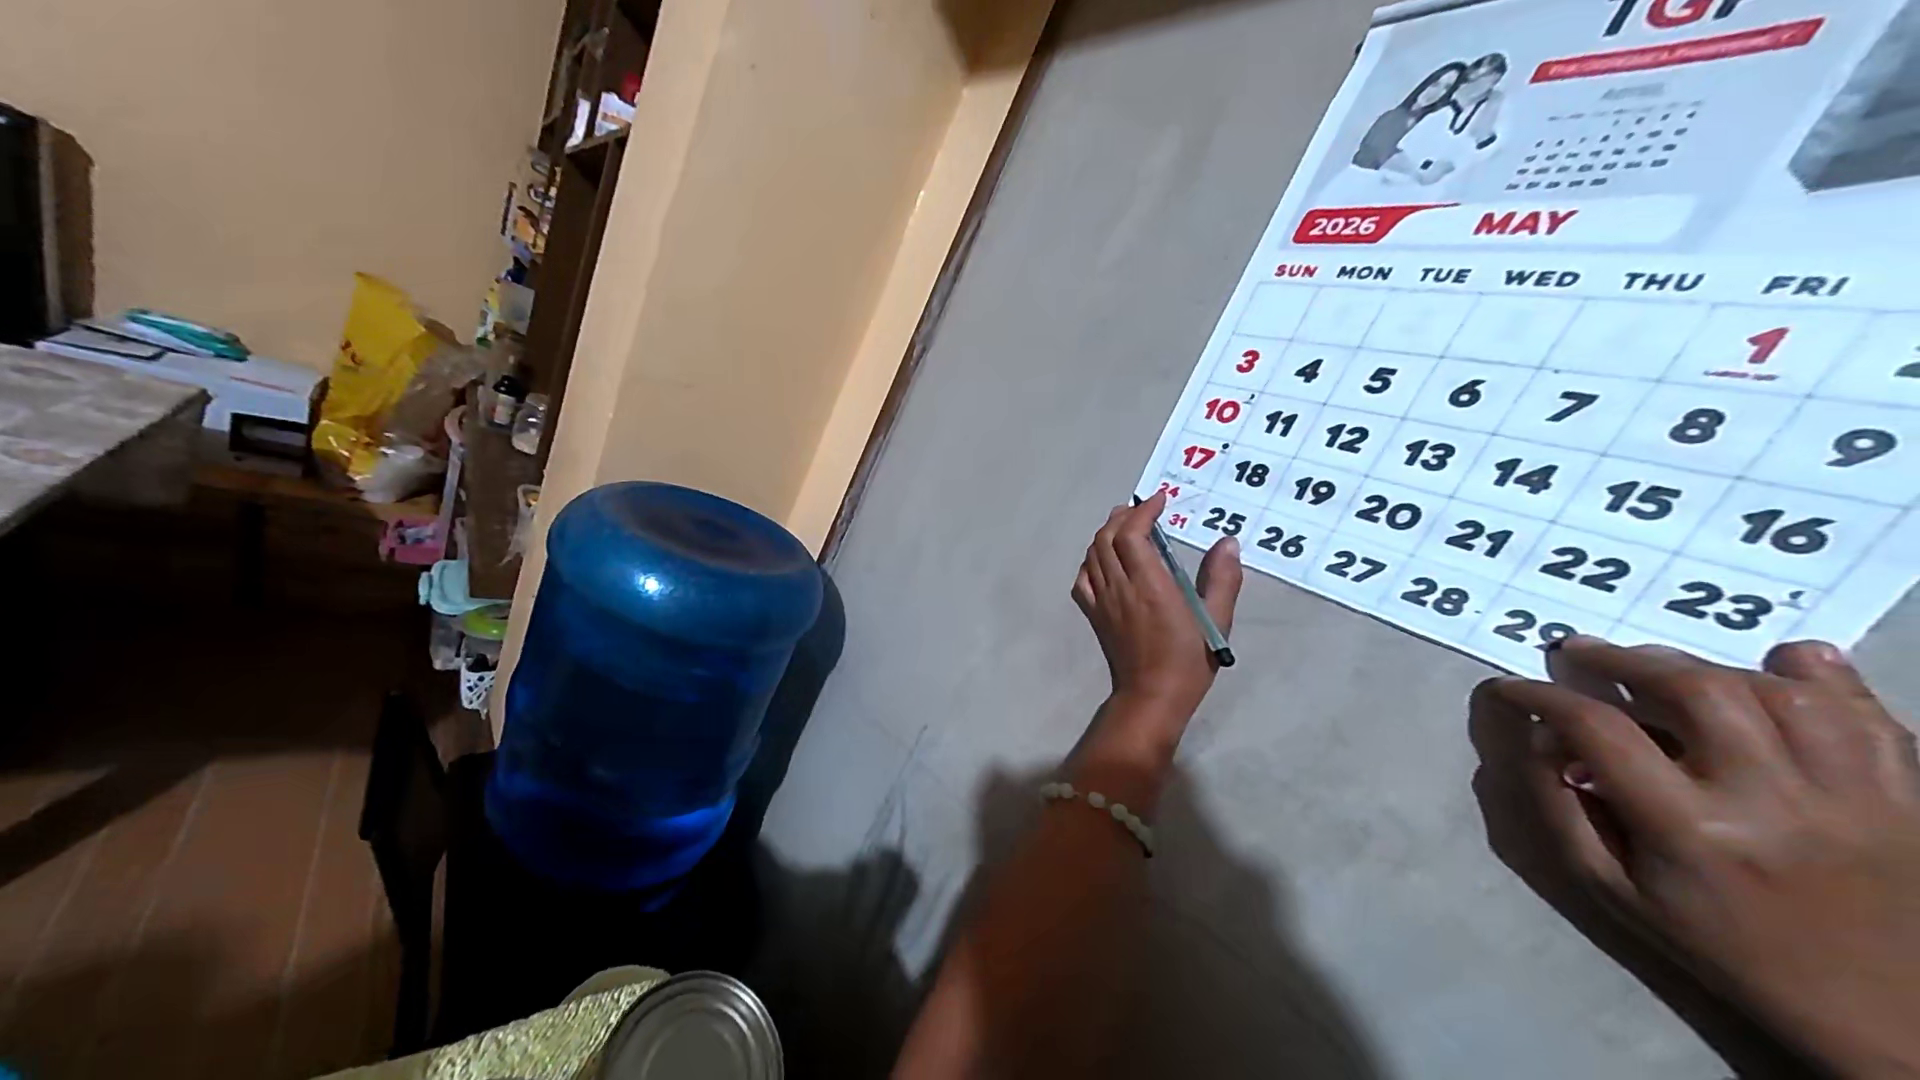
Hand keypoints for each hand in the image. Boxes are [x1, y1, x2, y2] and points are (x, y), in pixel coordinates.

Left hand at [1071, 492, 1241, 717]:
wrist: (1151, 696)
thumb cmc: (1188, 660)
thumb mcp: (1215, 620)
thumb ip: (1222, 579)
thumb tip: (1228, 543)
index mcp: (1149, 585)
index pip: (1133, 534)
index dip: (1143, 511)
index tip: (1160, 500)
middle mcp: (1120, 587)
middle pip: (1107, 538)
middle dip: (1123, 516)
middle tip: (1143, 509)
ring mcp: (1102, 601)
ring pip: (1093, 554)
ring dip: (1106, 533)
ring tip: (1124, 524)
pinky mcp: (1093, 614)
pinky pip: (1082, 579)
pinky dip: (1090, 560)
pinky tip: (1104, 560)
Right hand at [1475, 638, 1919, 1078]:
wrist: (1879, 1012)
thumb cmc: (1718, 945)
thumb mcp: (1610, 889)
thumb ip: (1560, 808)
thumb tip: (1541, 738)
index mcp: (1691, 831)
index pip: (1598, 730)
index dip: (1540, 697)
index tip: (1510, 689)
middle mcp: (1773, 800)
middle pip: (1693, 690)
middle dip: (1618, 658)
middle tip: (1577, 651)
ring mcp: (1853, 794)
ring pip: (1773, 689)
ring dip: (1700, 665)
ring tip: (1660, 668)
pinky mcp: (1906, 794)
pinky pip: (1865, 713)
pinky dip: (1820, 675)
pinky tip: (1781, 663)